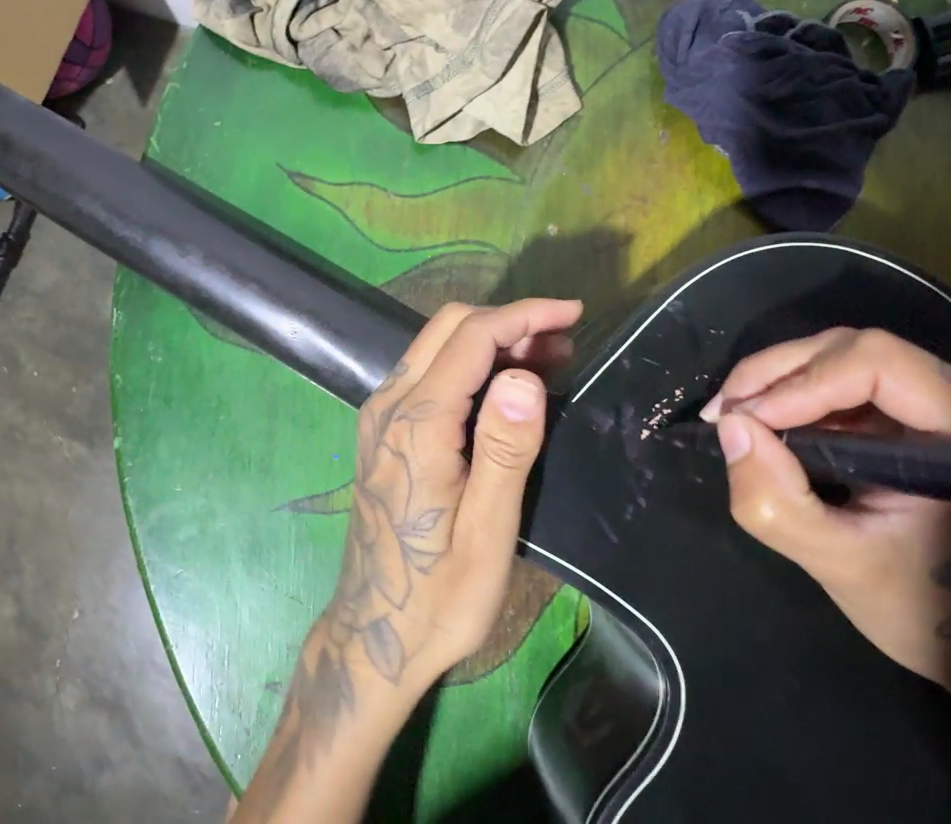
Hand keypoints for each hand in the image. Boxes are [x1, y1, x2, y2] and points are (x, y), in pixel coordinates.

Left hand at [323, 298, 581, 694]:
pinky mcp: (384, 434)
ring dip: (491, 340)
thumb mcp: (487, 531)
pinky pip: (428, 374)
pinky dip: (471, 364)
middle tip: (565, 342)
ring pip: (436, 347)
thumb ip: (504, 449)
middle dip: (509, 321)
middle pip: (448, 328)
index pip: (471, 337)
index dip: (524, 315)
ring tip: (550, 359)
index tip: (575, 314)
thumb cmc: (441, 595)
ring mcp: (380, 419)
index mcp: (416, 426)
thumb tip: (525, 376)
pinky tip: (507, 387)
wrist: (375, 636)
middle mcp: (389, 407)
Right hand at [701, 327, 950, 688]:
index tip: (743, 422)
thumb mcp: (839, 565)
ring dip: (786, 382)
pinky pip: (862, 380)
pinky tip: (772, 421)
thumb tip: (732, 428)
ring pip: (855, 357)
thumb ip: (776, 501)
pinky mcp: (945, 410)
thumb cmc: (927, 612)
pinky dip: (807, 396)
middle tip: (724, 412)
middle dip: (780, 375)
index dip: (800, 384)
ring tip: (739, 417)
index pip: (876, 363)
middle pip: (860, 350)